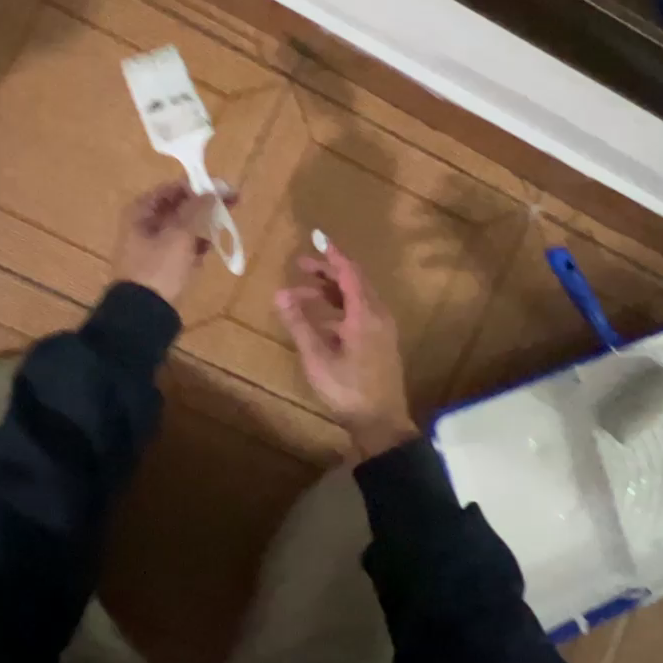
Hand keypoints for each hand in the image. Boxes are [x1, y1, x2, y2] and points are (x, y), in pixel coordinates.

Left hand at [112, 180, 236, 305]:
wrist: (142, 314)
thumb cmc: (159, 267)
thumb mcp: (180, 234)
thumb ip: (198, 209)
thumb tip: (212, 191)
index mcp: (141, 211)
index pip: (173, 188)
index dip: (200, 186)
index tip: (225, 190)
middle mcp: (142, 224)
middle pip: (178, 207)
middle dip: (204, 207)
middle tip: (232, 206)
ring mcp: (149, 246)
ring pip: (181, 228)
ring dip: (201, 227)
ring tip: (221, 229)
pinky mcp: (158, 265)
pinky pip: (180, 248)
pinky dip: (194, 247)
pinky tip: (207, 253)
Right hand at [274, 245, 418, 460]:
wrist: (382, 423)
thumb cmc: (348, 390)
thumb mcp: (317, 358)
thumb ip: (299, 324)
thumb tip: (280, 294)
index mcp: (366, 314)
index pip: (349, 272)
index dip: (332, 255)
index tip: (316, 239)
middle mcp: (379, 315)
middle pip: (355, 282)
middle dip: (328, 271)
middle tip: (301, 265)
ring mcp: (383, 330)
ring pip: (357, 299)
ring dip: (331, 292)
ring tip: (301, 294)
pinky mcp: (381, 343)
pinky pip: (361, 314)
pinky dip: (340, 309)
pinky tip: (320, 321)